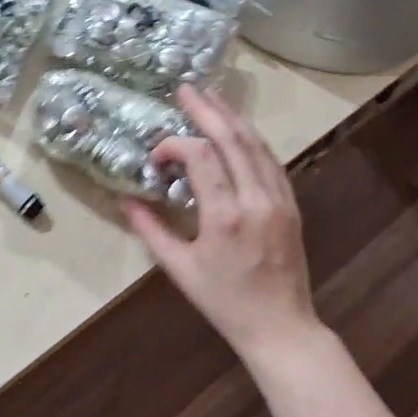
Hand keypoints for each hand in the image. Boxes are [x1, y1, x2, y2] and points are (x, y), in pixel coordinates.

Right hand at [124, 86, 317, 357]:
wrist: (281, 326)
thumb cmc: (224, 302)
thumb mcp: (179, 270)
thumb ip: (151, 230)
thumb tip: (126, 201)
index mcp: (225, 217)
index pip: (201, 158)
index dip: (175, 145)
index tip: (157, 157)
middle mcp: (256, 200)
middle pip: (233, 141)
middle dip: (208, 111)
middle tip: (187, 90)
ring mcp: (279, 201)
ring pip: (258, 146)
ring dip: (233, 119)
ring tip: (211, 98)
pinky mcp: (291, 206)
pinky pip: (272, 163)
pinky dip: (253, 141)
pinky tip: (239, 130)